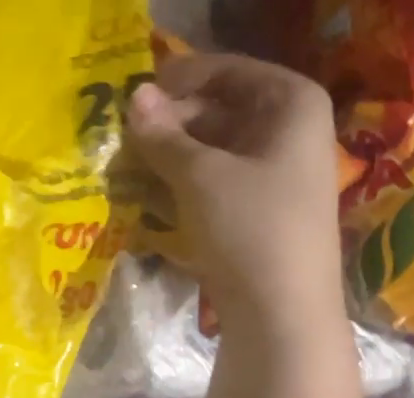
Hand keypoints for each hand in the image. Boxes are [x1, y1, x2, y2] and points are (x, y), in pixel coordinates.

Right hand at [126, 54, 341, 319]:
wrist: (281, 311)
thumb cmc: (250, 229)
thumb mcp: (200, 177)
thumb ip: (164, 137)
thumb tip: (134, 97)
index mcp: (292, 103)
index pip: (228, 70)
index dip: (180, 80)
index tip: (131, 97)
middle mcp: (289, 130)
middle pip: (221, 110)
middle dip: (170, 124)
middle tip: (121, 140)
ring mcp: (275, 174)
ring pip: (213, 151)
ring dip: (169, 159)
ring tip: (125, 170)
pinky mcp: (257, 212)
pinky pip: (214, 184)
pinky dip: (181, 186)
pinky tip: (147, 198)